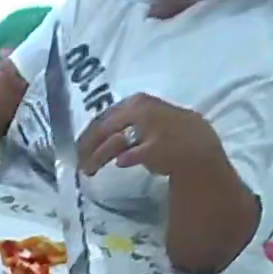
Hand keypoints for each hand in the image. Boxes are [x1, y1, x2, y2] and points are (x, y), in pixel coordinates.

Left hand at [79, 93, 226, 179]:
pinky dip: (125, 158)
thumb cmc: (166, 134)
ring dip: (96, 158)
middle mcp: (141, 110)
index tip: (77, 150)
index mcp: (135, 102)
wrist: (195, 146)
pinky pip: (133, 153)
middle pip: (101, 130)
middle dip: (86, 149)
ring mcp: (149, 127)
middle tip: (79, 165)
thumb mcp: (142, 121)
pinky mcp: (155, 146)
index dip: (85, 136)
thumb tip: (91, 139)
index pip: (101, 118)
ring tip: (88, 171)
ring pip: (112, 142)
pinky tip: (119, 163)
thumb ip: (119, 126)